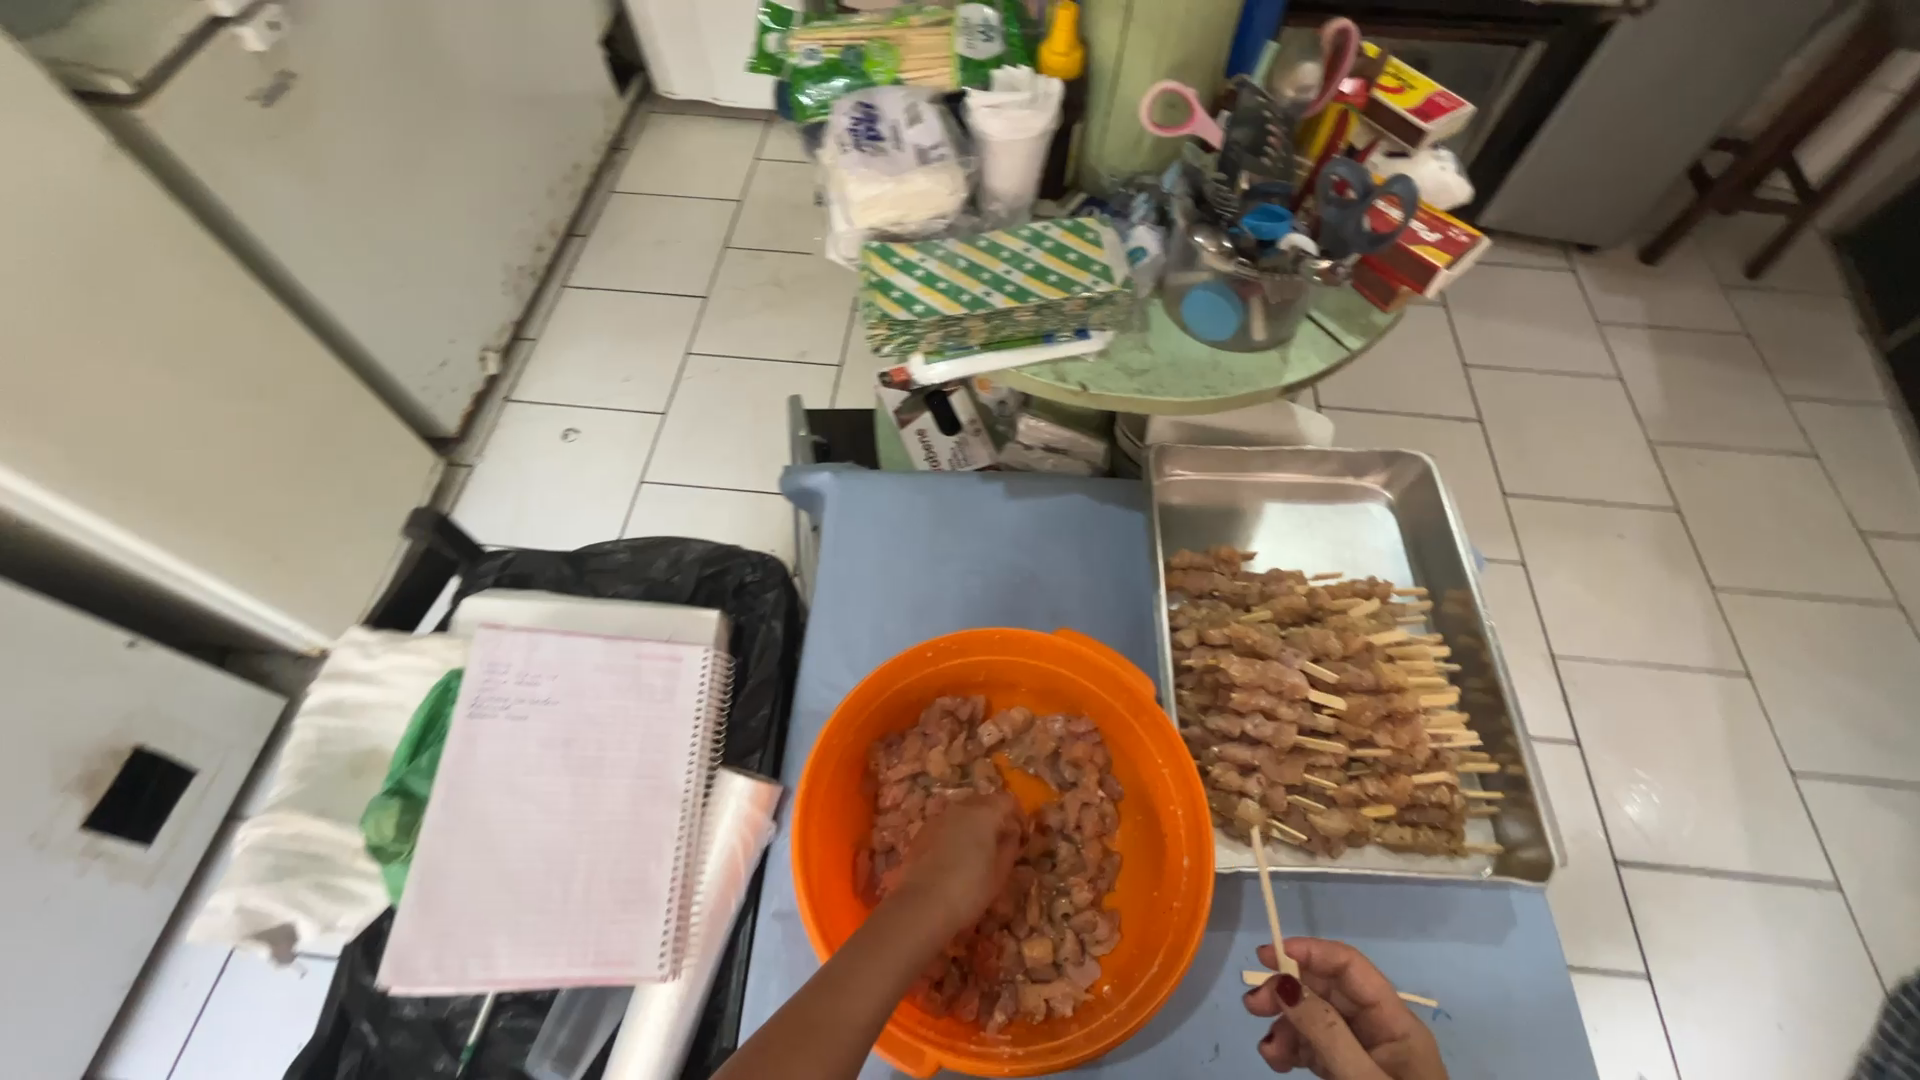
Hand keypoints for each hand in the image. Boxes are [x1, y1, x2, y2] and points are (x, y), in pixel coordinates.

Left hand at [889, 791, 1021, 934]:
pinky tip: (953, 857)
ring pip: (961, 812)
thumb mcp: (1000, 873)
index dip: (1016, 815)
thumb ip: (1009, 847)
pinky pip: (945, 824)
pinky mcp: (921, 832)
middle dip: (994, 817)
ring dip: (973, 824)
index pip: (1006, 800)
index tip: (1020, 836)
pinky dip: (954, 833)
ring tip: (976, 851)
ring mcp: (938, 818)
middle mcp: (960, 808)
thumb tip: (1011, 833)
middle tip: (1000, 842)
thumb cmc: (970, 889)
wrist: (922, 904)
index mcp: (984, 813)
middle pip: (983, 801)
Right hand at [1242, 938, 1447, 1079]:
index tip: (1265, 957)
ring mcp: (1363, 1055)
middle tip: (1252, 1006)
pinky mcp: (1348, 1076)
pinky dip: (1291, 1049)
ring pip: (1314, 1018)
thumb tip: (1284, 983)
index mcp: (1395, 1024)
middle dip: (1286, 992)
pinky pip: (1313, 1047)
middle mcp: (1379, 1032)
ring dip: (1284, 1025)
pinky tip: (1278, 1062)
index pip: (1349, 967)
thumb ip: (1325, 1032)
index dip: (1308, 952)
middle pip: (1325, 990)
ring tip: (1268, 1051)